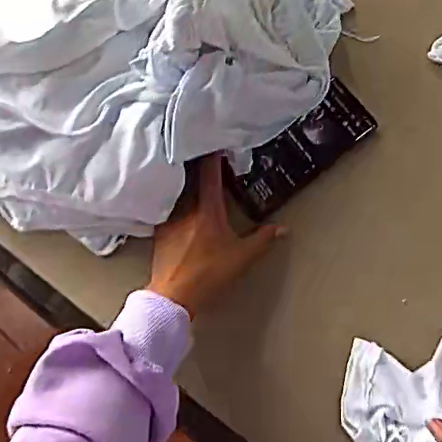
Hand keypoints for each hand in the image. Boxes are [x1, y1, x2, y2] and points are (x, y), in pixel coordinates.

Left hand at [147, 156, 285, 318]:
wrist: (172, 297)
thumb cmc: (209, 273)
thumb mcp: (242, 257)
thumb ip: (263, 239)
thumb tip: (283, 228)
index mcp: (207, 210)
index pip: (210, 176)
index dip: (214, 158)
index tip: (218, 144)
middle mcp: (186, 209)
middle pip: (191, 180)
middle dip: (199, 167)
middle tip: (206, 155)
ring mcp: (169, 221)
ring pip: (179, 194)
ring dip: (186, 184)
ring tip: (194, 177)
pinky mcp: (159, 234)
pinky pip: (168, 209)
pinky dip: (175, 201)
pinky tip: (181, 206)